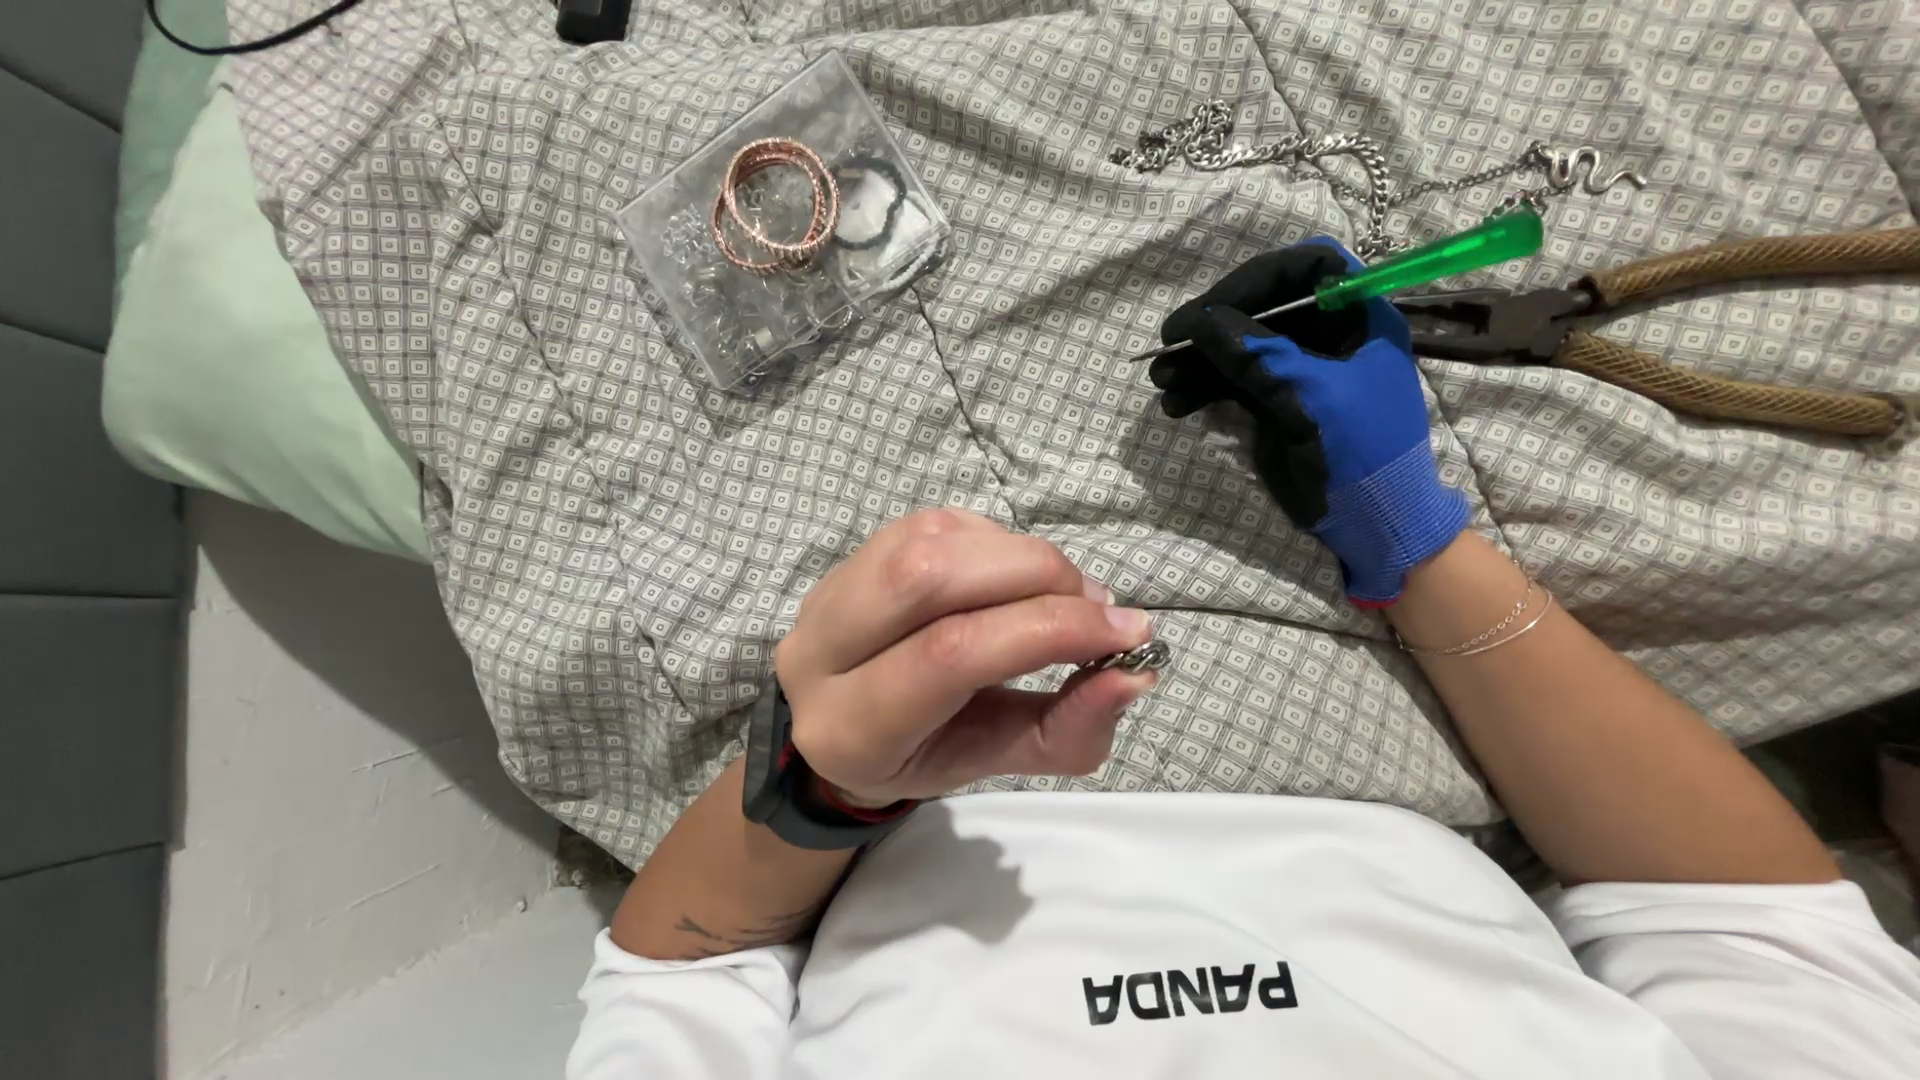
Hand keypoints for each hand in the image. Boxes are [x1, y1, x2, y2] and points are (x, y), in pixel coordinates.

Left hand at [772, 508, 1157, 805]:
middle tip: (1097, 608)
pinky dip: (995, 542)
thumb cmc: (922, 754)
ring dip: (1019, 554)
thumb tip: (1133, 673)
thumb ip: (1065, 732)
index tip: (1126, 633)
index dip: (1048, 630)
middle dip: (1037, 577)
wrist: (843, 728)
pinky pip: (933, 525)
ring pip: (929, 541)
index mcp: (851, 725)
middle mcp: (820, 649)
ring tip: (1064, 593)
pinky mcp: (852, 554)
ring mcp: (829, 592)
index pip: (950, 655)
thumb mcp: (995, 762)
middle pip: (930, 578)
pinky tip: (1014, 575)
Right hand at [1150, 239, 1467, 605]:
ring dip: (1198, 359)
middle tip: (1169, 343)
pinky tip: (1175, 404)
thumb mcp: (1310, 398)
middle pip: (1263, 306)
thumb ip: (1257, 355)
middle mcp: (1327, 334)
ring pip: (1241, 345)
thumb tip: (1198, 321)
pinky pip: (1234, 381)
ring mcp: (1300, 369)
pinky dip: (1202, 388)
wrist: (1374, 522)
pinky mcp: (1277, 402)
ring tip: (1160, 379)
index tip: (1209, 308)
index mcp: (1357, 318)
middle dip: (1213, 324)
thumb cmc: (1360, 452)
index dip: (1254, 278)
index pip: (1305, 268)